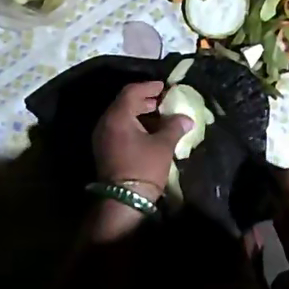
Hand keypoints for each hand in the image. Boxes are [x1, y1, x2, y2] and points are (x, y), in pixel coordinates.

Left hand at [87, 81, 192, 241]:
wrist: (124, 202)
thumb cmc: (144, 168)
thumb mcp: (163, 145)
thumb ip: (174, 126)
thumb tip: (186, 118)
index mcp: (117, 116)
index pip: (131, 91)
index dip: (149, 86)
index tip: (164, 87)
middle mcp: (106, 123)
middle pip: (125, 102)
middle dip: (145, 100)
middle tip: (164, 101)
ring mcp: (102, 137)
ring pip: (122, 116)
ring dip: (140, 113)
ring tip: (161, 116)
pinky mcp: (104, 149)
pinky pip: (119, 128)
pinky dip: (134, 125)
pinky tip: (150, 131)